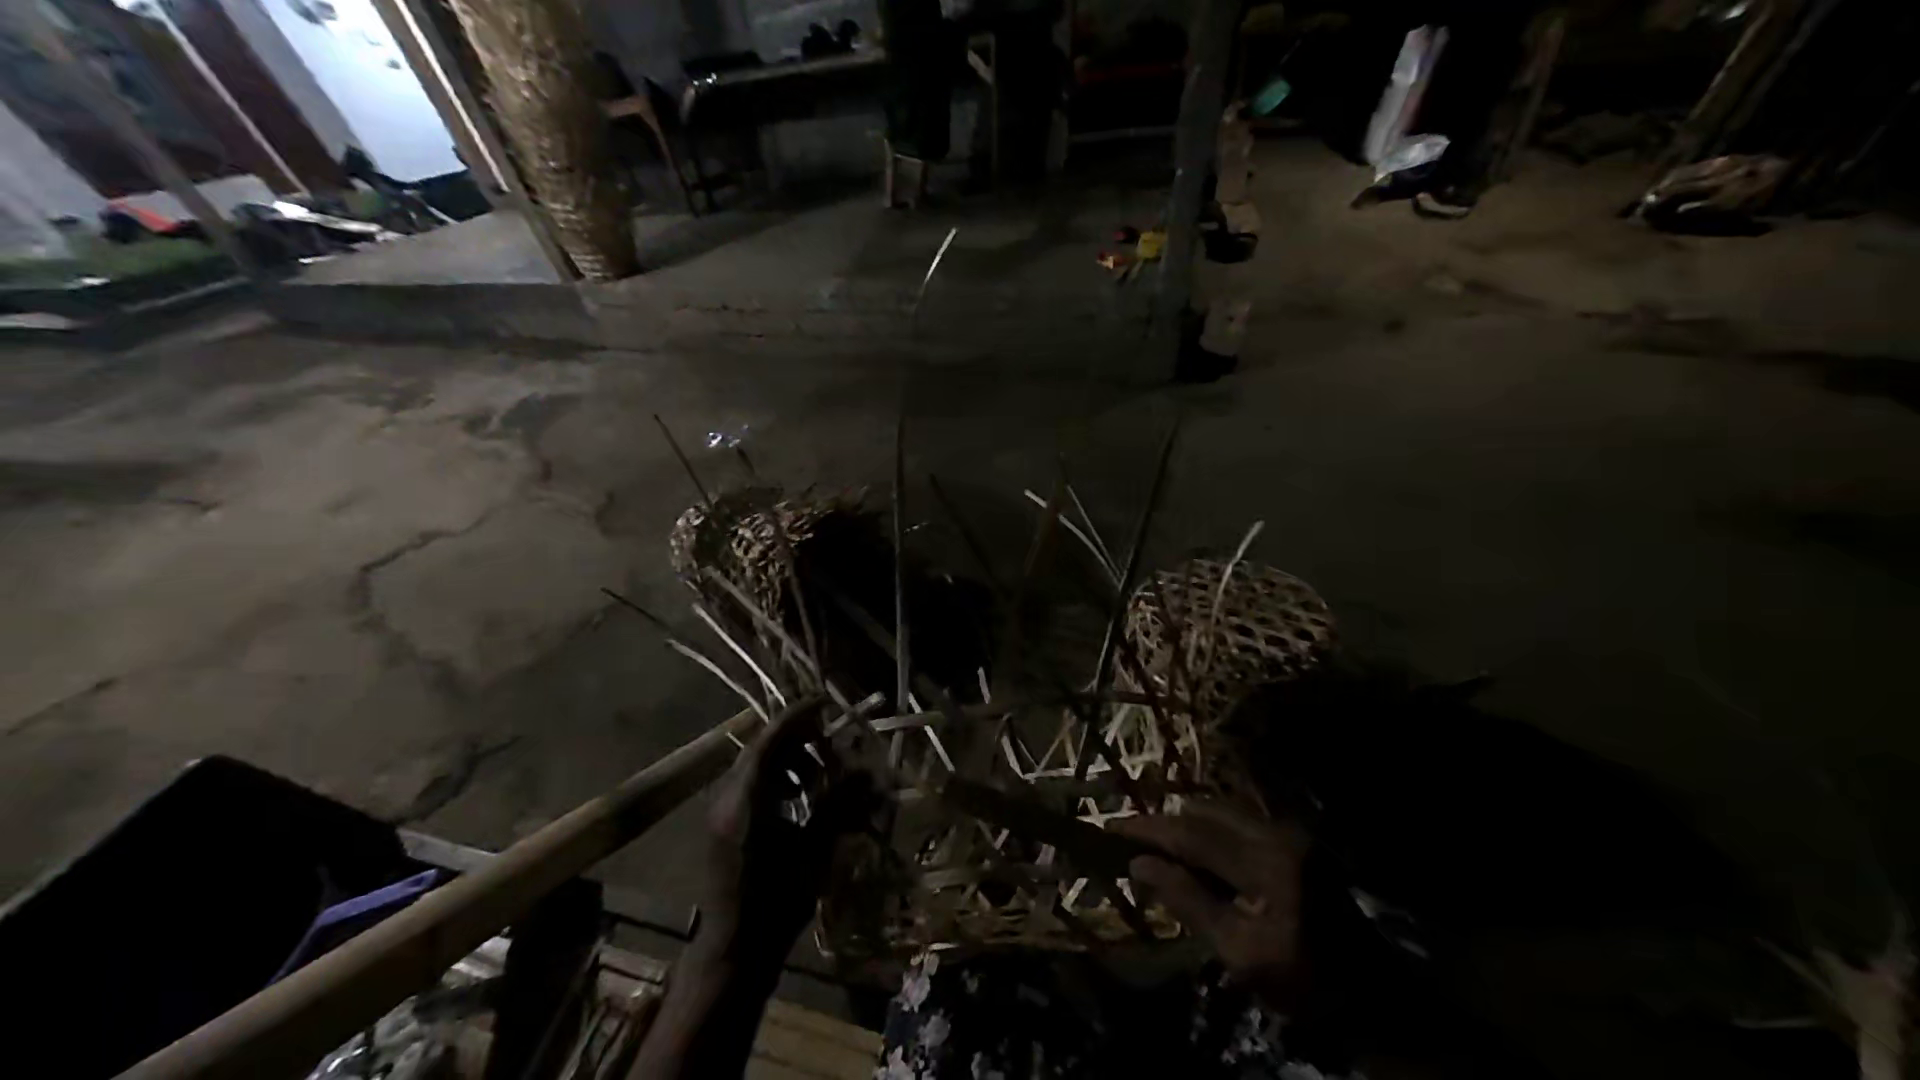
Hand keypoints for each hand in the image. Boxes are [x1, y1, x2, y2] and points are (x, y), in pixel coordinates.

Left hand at [701, 700, 872, 970]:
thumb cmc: (775, 902)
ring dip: (790, 762)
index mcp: (744, 799)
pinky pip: (751, 786)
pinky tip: (800, 800)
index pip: (769, 738)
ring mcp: (720, 812)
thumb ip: (839, 806)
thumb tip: (869, 771)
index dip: (799, 716)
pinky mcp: (723, 826)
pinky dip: (778, 781)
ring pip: (756, 766)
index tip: (827, 703)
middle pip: (762, 748)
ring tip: (819, 777)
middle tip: (831, 742)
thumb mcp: (813, 851)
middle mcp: (725, 797)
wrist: (734, 950)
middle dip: (799, 740)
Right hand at [1114, 802, 1308, 1006]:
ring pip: (1220, 811)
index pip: (1191, 834)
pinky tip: (1194, 849)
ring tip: (1157, 842)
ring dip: (1186, 823)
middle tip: (1130, 832)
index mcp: (1264, 863)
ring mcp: (1288, 832)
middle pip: (1204, 813)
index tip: (1110, 826)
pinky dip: (1208, 828)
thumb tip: (1138, 864)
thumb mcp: (1238, 951)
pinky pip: (1237, 820)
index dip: (1148, 829)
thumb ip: (1187, 901)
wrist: (1370, 991)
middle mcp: (1276, 833)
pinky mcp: (1293, 838)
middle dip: (1164, 822)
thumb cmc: (1302, 979)